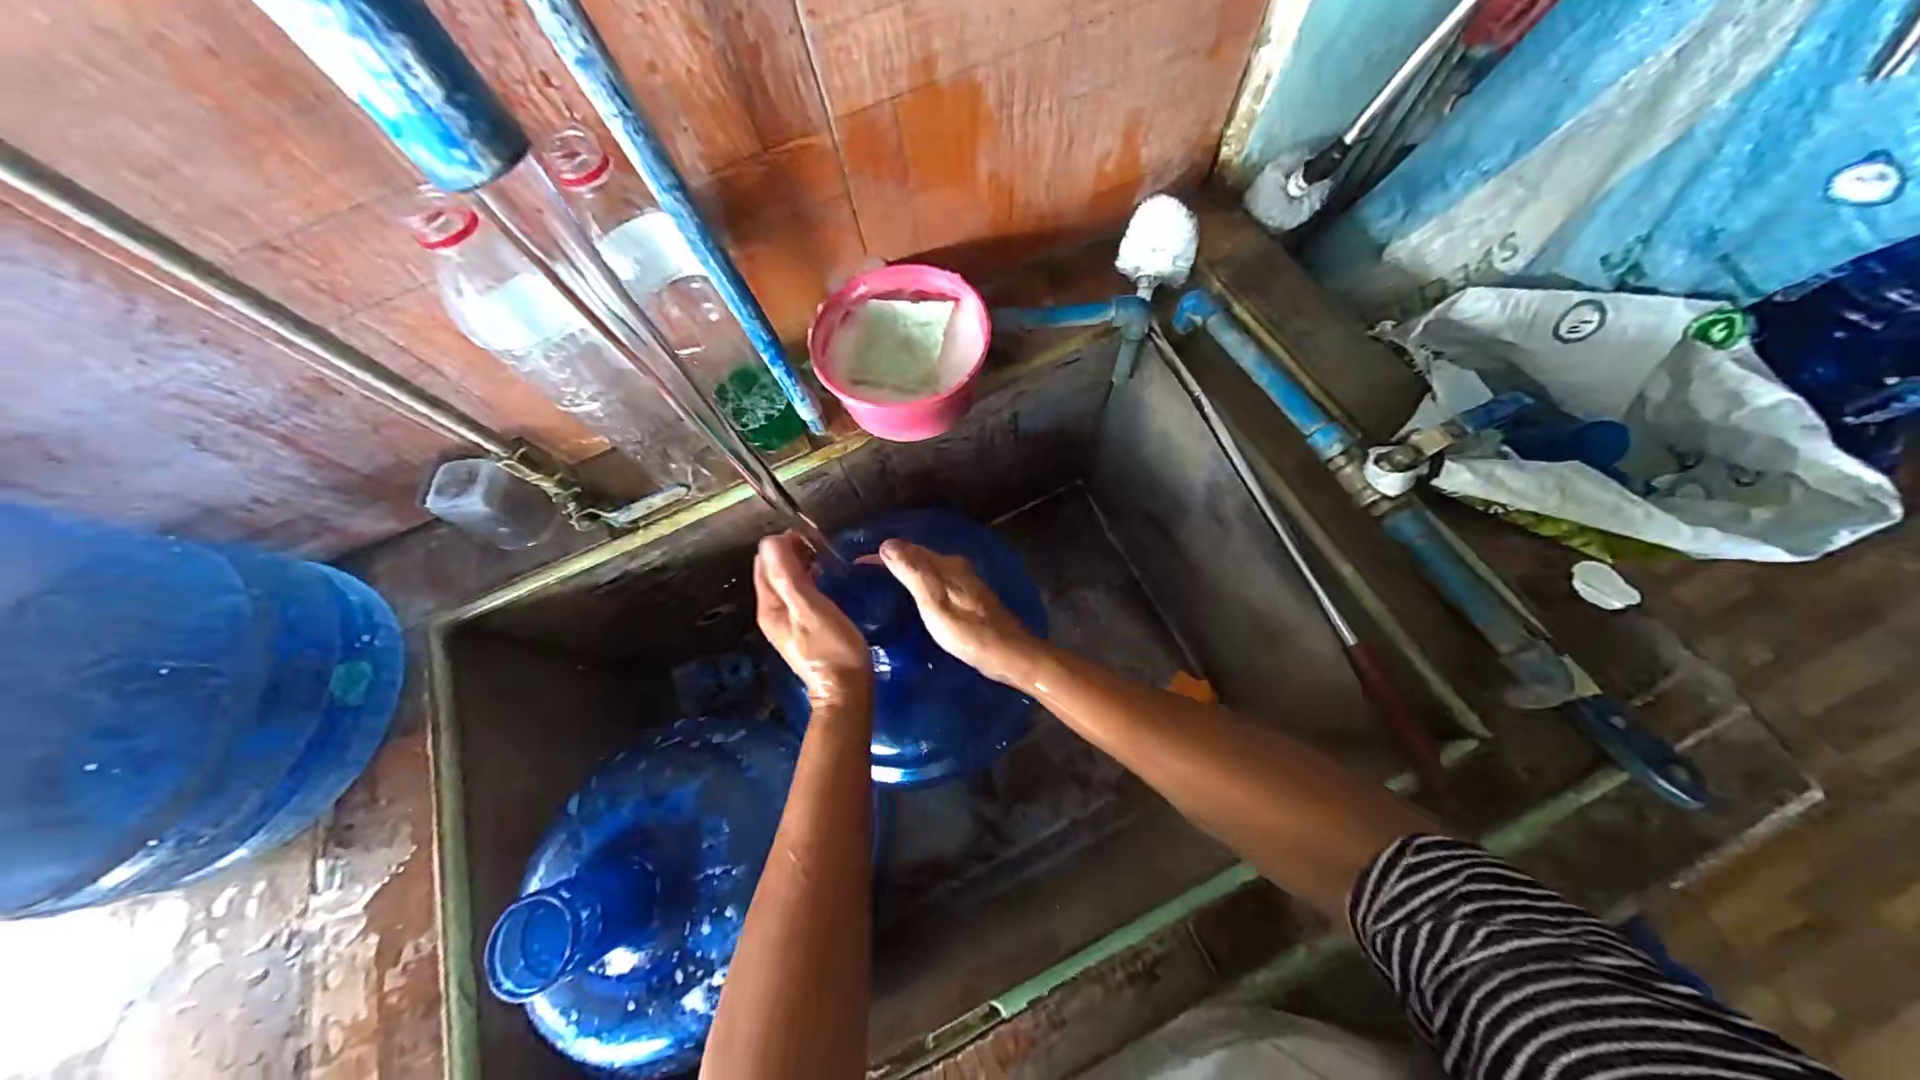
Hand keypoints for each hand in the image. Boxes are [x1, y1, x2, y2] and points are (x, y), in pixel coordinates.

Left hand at [754, 532, 870, 706]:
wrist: (846, 692)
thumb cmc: (834, 649)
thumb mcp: (812, 608)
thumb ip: (790, 576)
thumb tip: (771, 541)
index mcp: (770, 606)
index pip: (765, 561)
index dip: (784, 543)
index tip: (811, 537)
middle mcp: (771, 612)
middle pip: (772, 570)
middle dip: (790, 551)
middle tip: (819, 545)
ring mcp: (785, 622)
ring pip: (785, 581)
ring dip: (799, 564)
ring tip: (824, 558)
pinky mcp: (800, 628)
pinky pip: (796, 594)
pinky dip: (807, 579)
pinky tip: (825, 579)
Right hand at [877, 540, 1041, 686]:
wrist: (1011, 655)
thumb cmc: (969, 632)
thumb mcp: (934, 602)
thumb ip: (913, 572)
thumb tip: (887, 544)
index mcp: (946, 565)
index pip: (906, 550)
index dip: (880, 556)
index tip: (855, 567)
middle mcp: (956, 568)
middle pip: (917, 558)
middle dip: (891, 563)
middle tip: (863, 579)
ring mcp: (965, 584)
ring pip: (927, 571)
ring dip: (905, 575)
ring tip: (880, 589)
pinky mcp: (969, 600)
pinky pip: (936, 584)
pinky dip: (919, 587)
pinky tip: (911, 602)